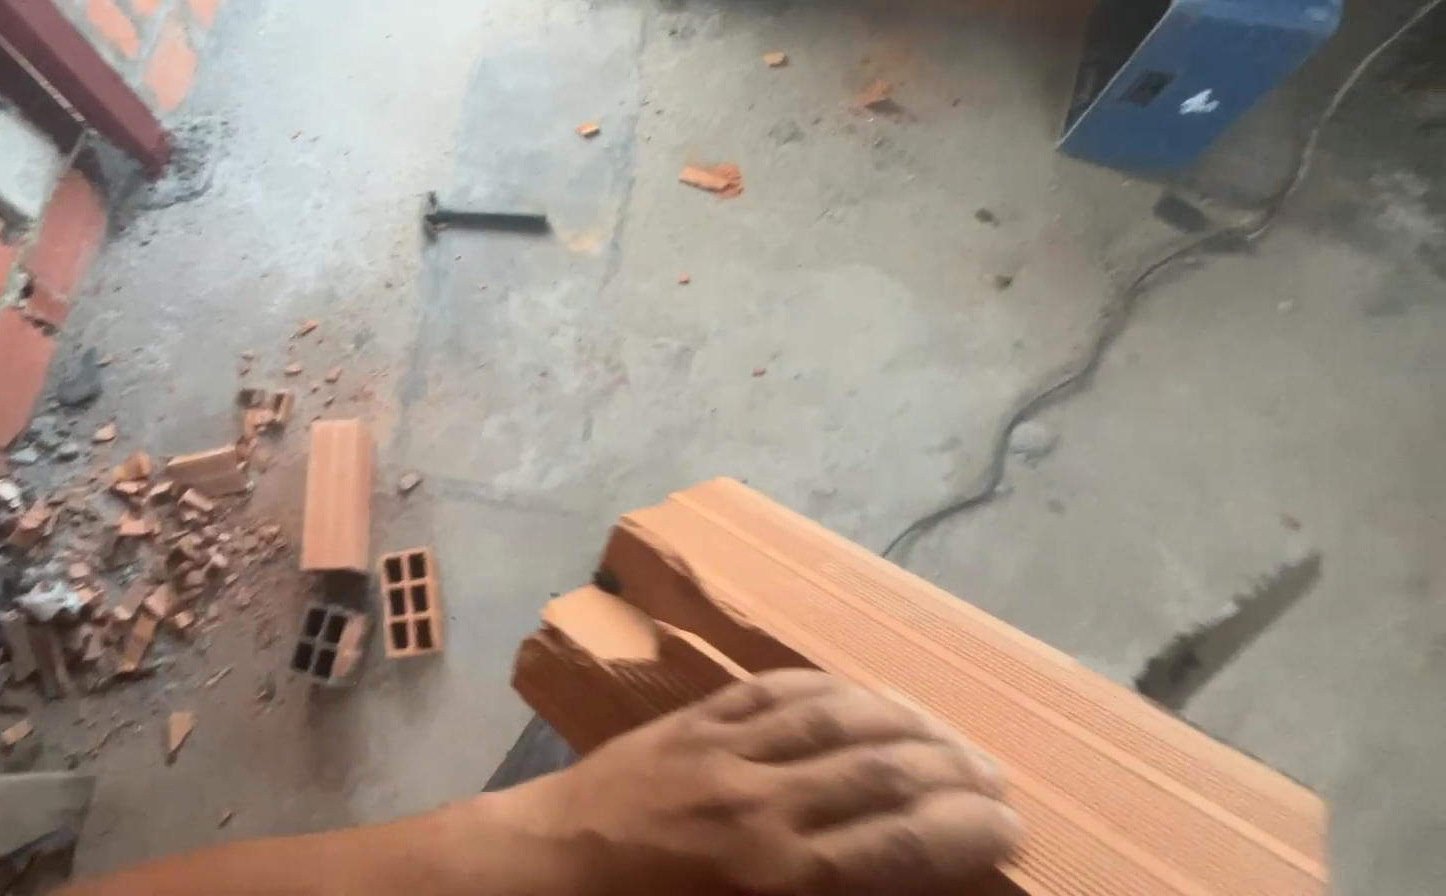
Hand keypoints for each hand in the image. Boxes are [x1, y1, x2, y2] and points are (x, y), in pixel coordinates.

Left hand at [501, 670, 1021, 894]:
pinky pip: (769, 690)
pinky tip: (856, 692)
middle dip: (947, 770)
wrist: (552, 866)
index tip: (1011, 826)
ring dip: (898, 719)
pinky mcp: (692, 719)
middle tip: (993, 776)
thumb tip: (885, 874)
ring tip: (944, 731)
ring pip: (829, 716)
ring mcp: (723, 747)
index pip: (900, 843)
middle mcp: (760, 800)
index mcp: (778, 877)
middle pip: (876, 770)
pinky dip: (823, 688)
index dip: (967, 830)